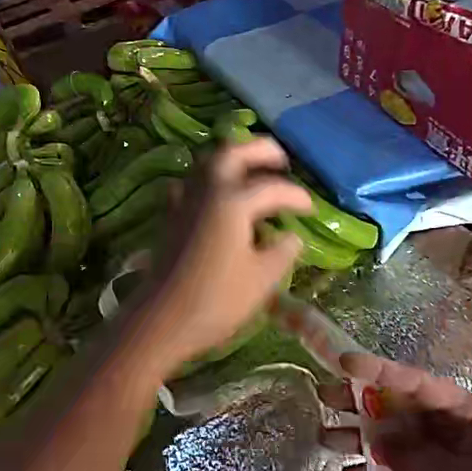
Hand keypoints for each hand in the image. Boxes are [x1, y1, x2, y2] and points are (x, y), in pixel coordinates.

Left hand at [129, 137, 312, 366]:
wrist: (160, 320)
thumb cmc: (217, 300)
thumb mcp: (263, 279)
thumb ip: (283, 251)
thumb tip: (291, 236)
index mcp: (233, 202)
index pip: (273, 187)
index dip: (296, 195)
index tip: (311, 208)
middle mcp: (207, 191)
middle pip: (232, 152)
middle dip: (259, 150)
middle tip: (281, 160)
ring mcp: (184, 201)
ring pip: (207, 163)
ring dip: (232, 160)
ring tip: (253, 172)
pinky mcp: (171, 216)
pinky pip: (191, 183)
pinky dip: (209, 180)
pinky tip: (217, 196)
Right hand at [322, 351, 471, 470]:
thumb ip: (429, 463)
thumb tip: (380, 443)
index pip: (421, 385)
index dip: (382, 373)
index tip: (344, 364)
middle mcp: (459, 429)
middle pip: (404, 409)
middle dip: (364, 403)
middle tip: (322, 399)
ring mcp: (454, 458)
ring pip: (402, 440)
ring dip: (366, 439)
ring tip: (327, 439)